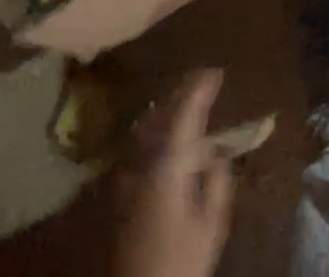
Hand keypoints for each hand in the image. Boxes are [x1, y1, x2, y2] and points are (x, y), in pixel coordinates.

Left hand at [109, 69, 235, 276]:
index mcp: (165, 166)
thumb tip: (215, 154)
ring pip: (142, 134)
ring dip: (163, 113)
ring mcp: (119, 182)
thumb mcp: (210, 224)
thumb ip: (216, 182)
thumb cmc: (178, 262)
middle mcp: (137, 165)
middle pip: (157, 118)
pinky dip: (153, 136)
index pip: (183, 114)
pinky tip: (162, 141)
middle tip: (202, 80)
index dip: (199, 89)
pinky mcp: (112, 199)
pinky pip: (135, 151)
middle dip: (180, 94)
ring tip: (183, 103)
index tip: (216, 72)